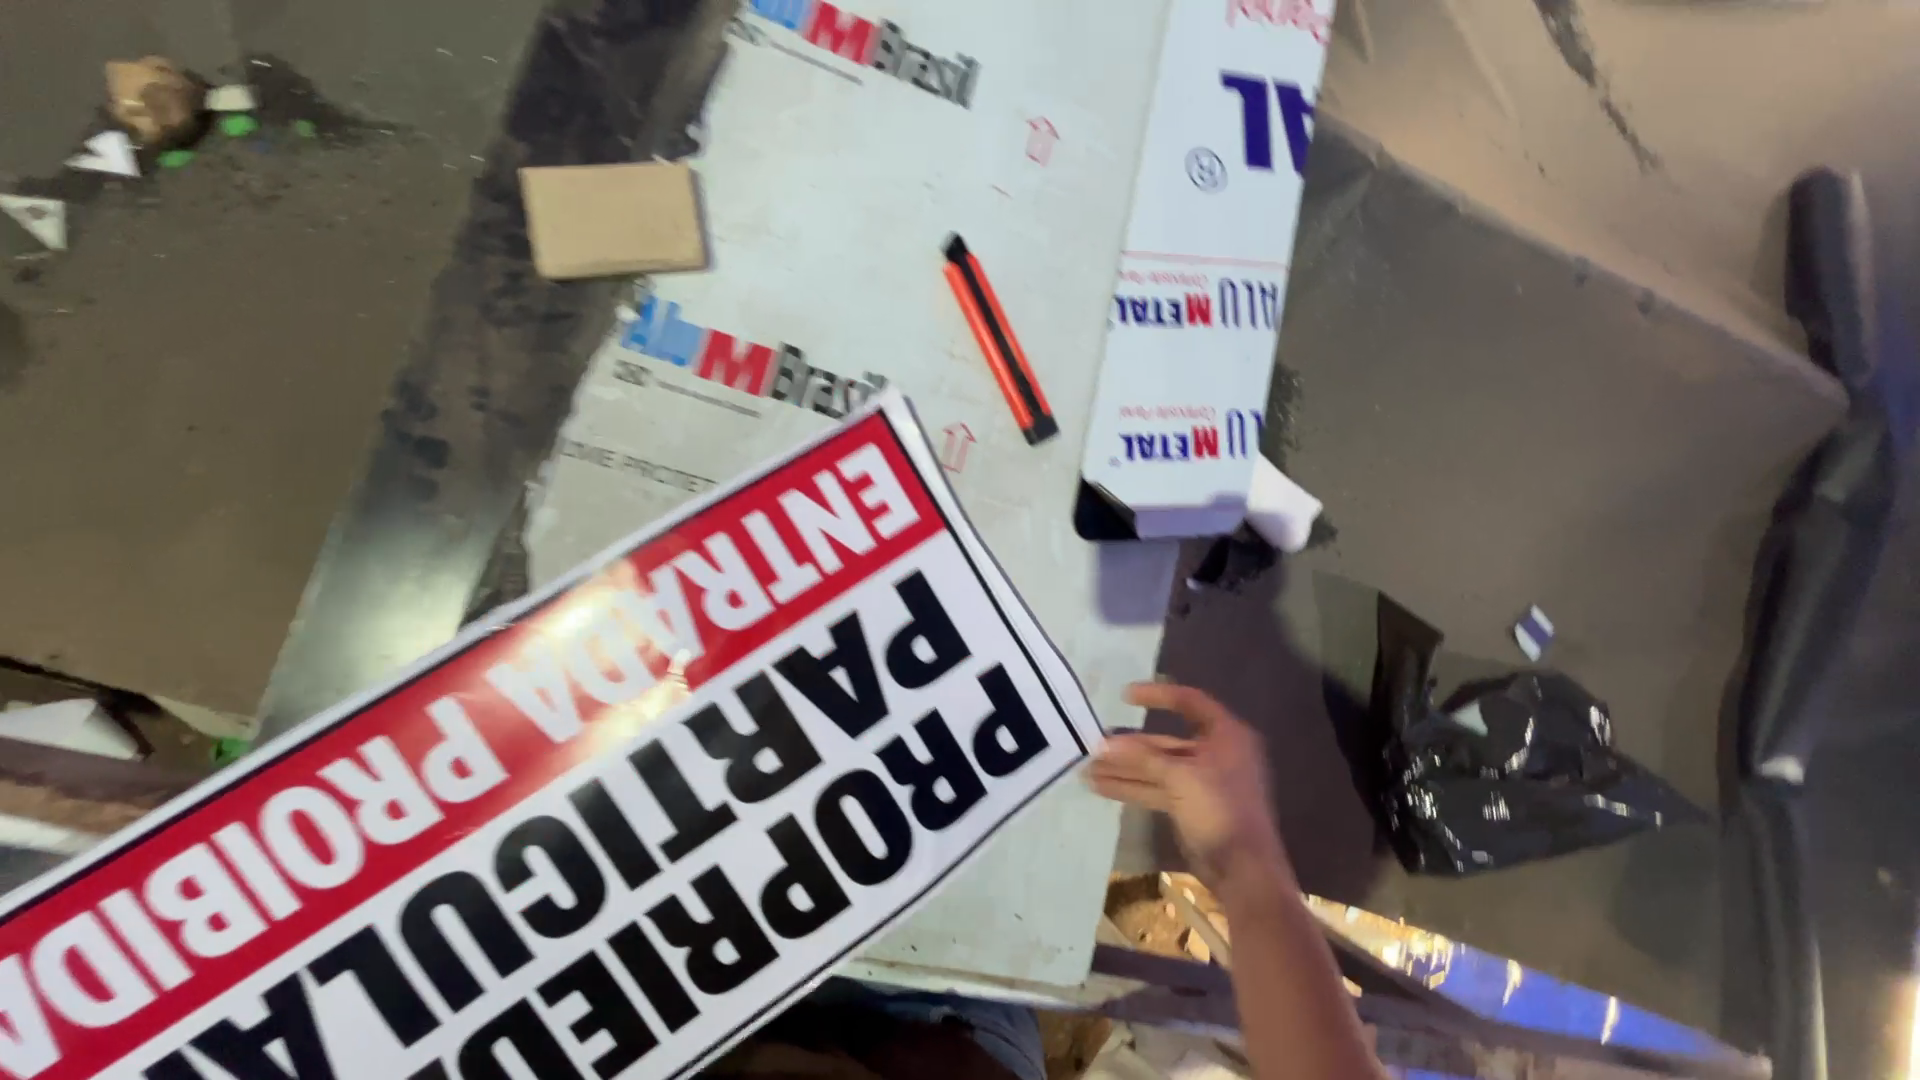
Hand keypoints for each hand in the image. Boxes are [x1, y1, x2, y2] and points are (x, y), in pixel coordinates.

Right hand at [1088, 681, 1288, 888]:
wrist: (1244, 869)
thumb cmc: (1219, 809)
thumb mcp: (1179, 776)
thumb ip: (1142, 757)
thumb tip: (1103, 744)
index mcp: (1225, 735)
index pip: (1188, 702)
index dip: (1157, 695)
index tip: (1125, 696)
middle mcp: (1214, 752)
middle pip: (1165, 741)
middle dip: (1129, 746)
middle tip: (1095, 745)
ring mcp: (1202, 781)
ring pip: (1158, 768)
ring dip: (1125, 768)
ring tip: (1088, 769)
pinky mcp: (1191, 806)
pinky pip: (1157, 788)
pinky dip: (1133, 787)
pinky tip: (1102, 787)